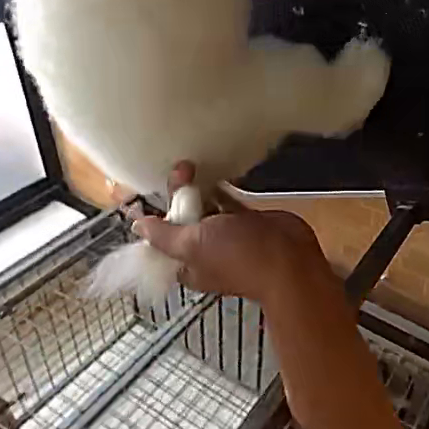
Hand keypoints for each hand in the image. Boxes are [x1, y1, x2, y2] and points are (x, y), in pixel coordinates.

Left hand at [132, 162, 341, 304]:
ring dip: (197, 191)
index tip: (146, 190)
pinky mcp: (248, 221)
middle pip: (181, 220)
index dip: (151, 214)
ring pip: (204, 209)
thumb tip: (138, 226)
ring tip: (192, 166)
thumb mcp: (191, 245)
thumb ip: (163, 235)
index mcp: (185, 263)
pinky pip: (228, 203)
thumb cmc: (239, 256)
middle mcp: (204, 250)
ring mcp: (227, 235)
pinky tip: (217, 173)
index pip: (160, 238)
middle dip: (175, 196)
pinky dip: (221, 190)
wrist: (289, 260)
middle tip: (179, 169)